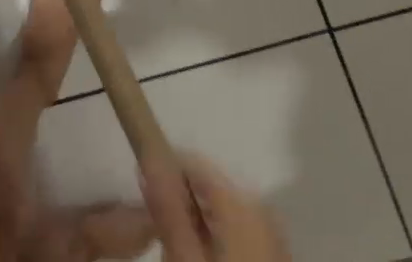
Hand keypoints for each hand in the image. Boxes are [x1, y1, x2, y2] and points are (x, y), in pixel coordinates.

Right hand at [142, 154, 289, 261]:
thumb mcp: (185, 259)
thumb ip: (167, 210)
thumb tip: (147, 160)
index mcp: (242, 204)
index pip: (194, 162)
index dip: (164, 169)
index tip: (142, 192)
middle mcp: (260, 209)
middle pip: (207, 185)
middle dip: (179, 198)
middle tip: (157, 229)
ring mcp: (270, 233)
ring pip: (218, 207)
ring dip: (193, 218)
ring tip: (175, 246)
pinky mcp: (270, 253)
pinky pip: (233, 226)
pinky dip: (211, 234)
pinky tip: (199, 256)